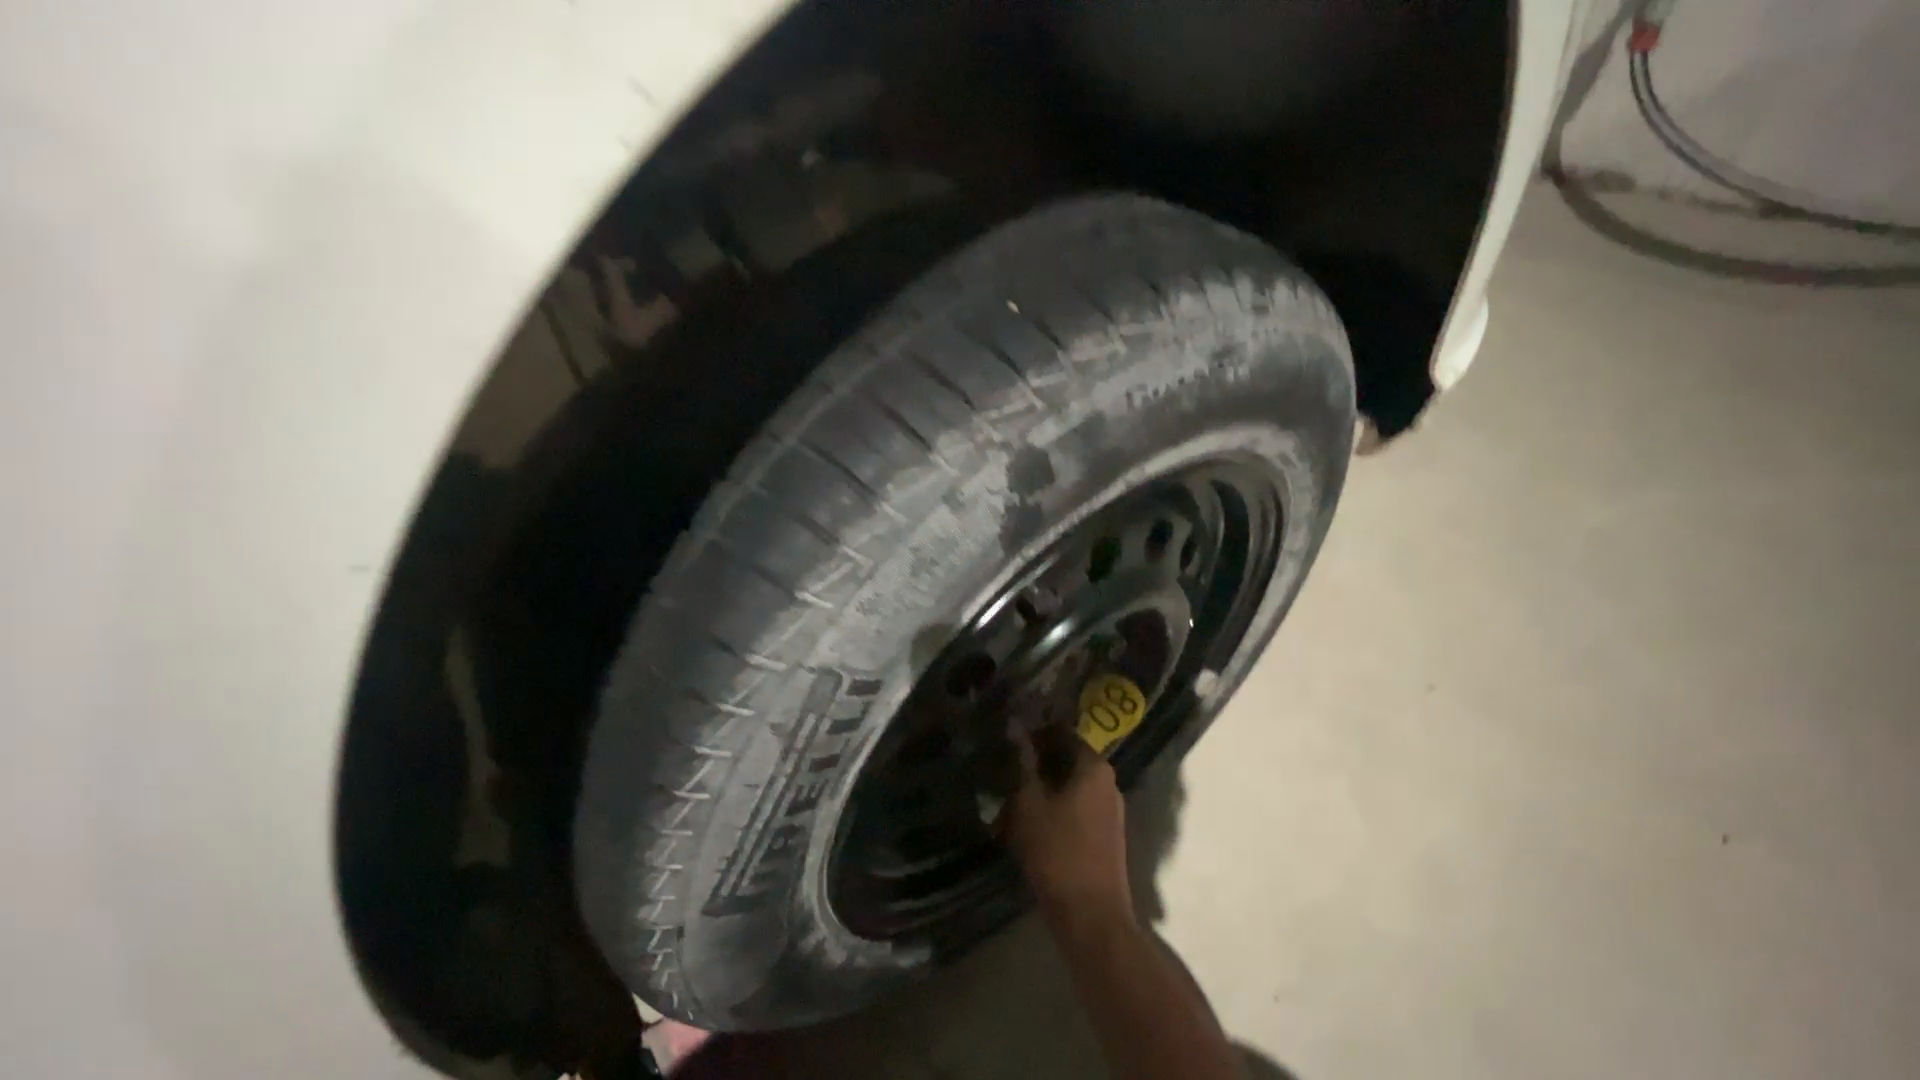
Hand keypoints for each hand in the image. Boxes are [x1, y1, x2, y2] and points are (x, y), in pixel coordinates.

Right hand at [1001, 724, 1134, 930]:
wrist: (1090, 915)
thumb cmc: (1057, 851)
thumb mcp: (1029, 802)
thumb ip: (1023, 761)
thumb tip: (1014, 724)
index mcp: (1094, 766)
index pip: (1061, 732)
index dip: (1032, 734)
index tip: (1005, 742)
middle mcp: (1107, 782)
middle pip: (1065, 760)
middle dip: (1033, 765)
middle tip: (1001, 775)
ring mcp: (1109, 811)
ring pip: (1067, 787)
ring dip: (1039, 791)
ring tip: (1006, 805)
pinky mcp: (1104, 836)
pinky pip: (1074, 810)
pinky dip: (1050, 812)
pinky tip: (1025, 829)